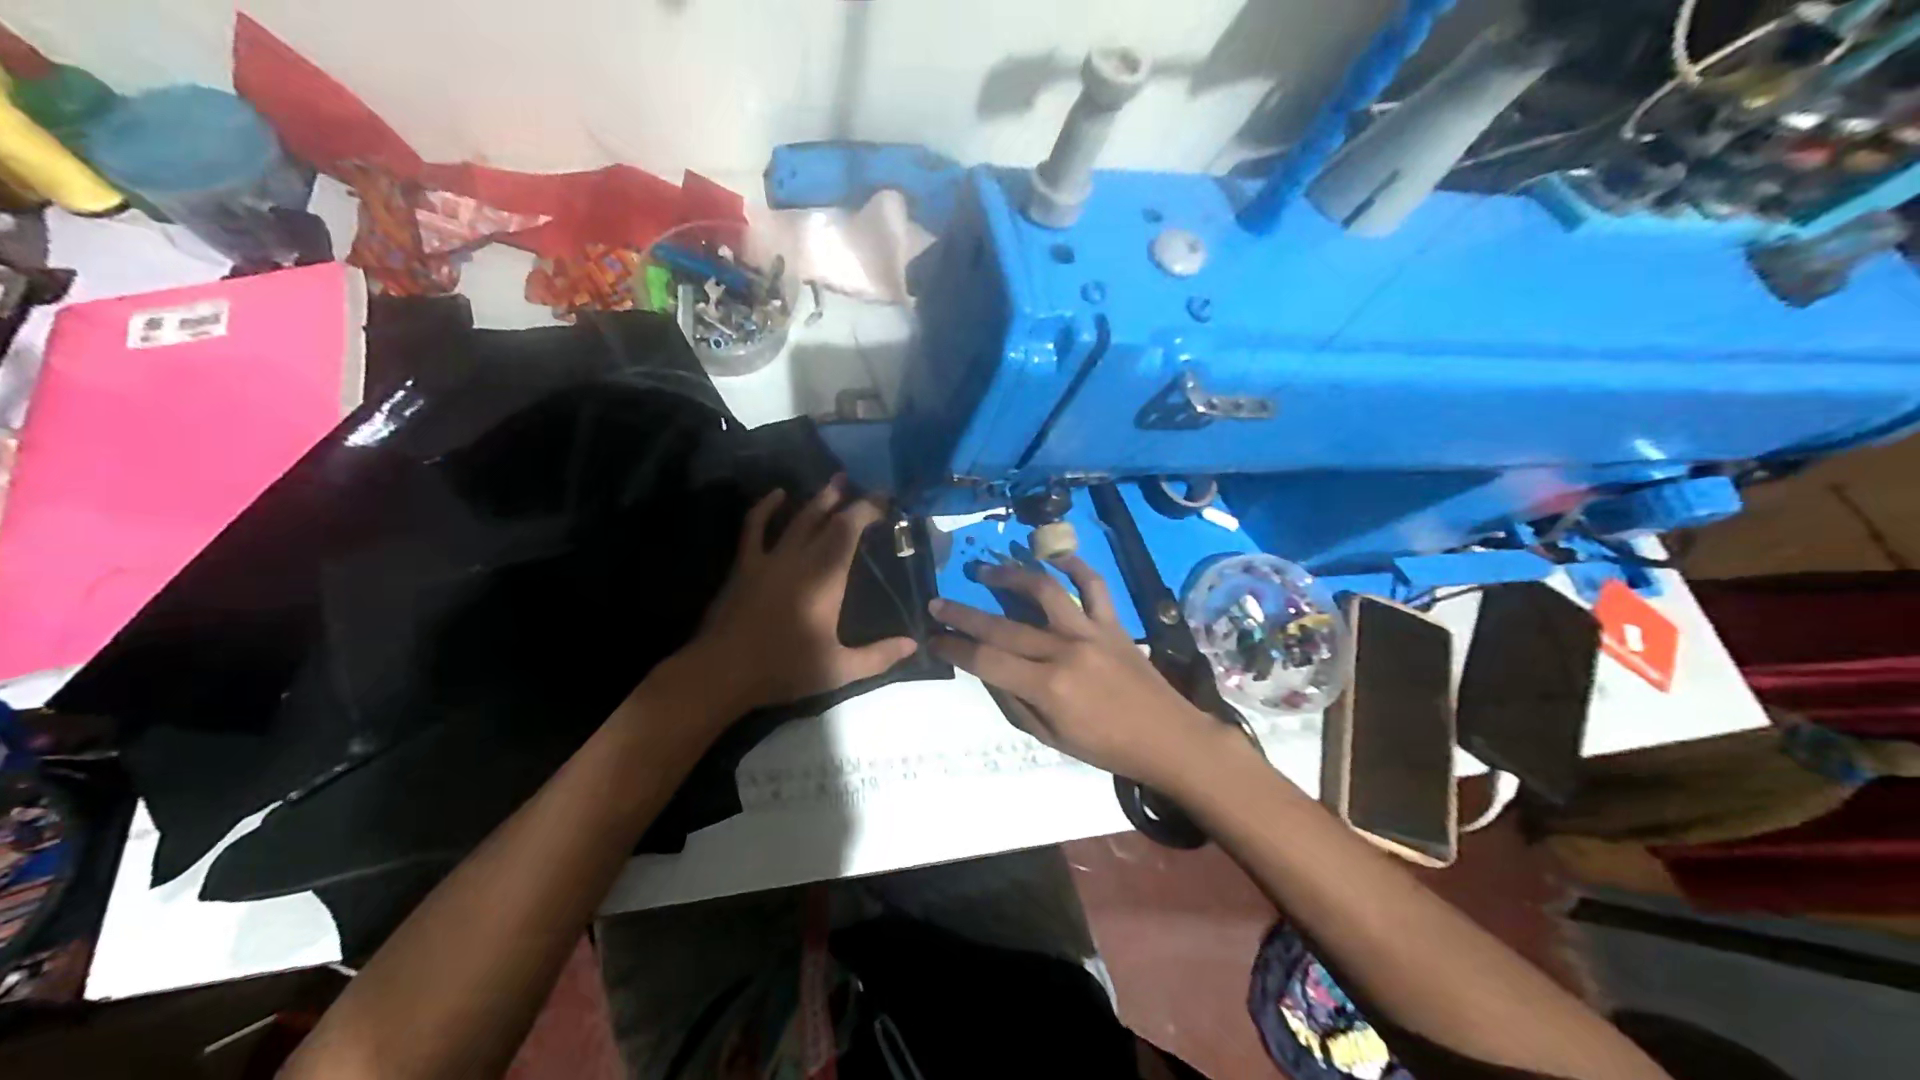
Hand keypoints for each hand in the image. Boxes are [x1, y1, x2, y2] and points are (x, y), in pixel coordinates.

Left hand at [667, 478, 917, 717]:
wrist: (722, 672)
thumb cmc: (783, 670)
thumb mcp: (839, 669)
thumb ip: (878, 656)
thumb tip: (913, 644)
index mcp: (825, 579)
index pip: (849, 531)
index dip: (867, 511)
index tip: (885, 503)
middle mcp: (799, 559)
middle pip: (827, 520)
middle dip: (849, 502)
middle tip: (867, 488)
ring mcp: (768, 559)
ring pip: (797, 519)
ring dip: (818, 499)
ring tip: (835, 482)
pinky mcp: (745, 566)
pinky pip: (754, 527)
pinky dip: (765, 508)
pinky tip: (777, 494)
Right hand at [927, 557, 1247, 793]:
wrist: (1168, 738)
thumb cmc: (1106, 747)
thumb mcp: (1050, 737)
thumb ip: (1014, 701)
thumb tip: (987, 670)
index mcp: (1047, 686)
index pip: (986, 660)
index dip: (954, 648)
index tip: (933, 637)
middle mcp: (1064, 651)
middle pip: (1002, 626)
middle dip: (963, 614)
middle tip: (938, 603)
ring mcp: (1090, 631)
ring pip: (1043, 591)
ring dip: (1010, 576)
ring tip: (986, 571)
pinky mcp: (1113, 622)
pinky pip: (1093, 586)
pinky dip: (1075, 566)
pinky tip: (1055, 557)